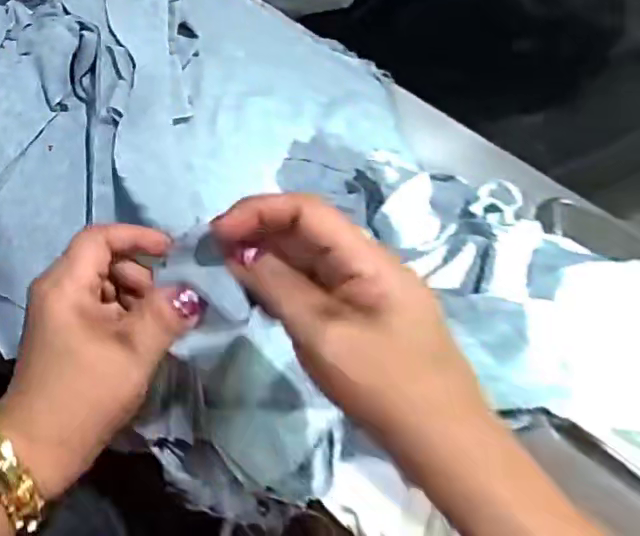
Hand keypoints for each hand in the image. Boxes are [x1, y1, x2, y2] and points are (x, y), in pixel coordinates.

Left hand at [0, 224, 201, 497]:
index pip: (96, 238)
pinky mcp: (63, 328)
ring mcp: (56, 307)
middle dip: (138, 274)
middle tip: (168, 307)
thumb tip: (190, 289)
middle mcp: (54, 286)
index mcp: (62, 281)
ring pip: (100, 283)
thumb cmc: (86, 387)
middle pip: (99, 259)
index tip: (174, 249)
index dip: (134, 236)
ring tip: (157, 328)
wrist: (43, 434)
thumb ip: (162, 315)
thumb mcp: (132, 351)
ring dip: (133, 296)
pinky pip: (95, 304)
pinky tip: (141, 339)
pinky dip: (121, 312)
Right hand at [210, 194, 492, 455]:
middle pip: (300, 226)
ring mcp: (360, 289)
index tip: (218, 233)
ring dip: (257, 253)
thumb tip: (236, 250)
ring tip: (226, 271)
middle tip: (213, 251)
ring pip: (297, 251)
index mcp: (371, 263)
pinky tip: (252, 293)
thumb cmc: (386, 385)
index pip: (306, 210)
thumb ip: (275, 283)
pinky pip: (302, 277)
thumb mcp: (322, 331)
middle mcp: (367, 266)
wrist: (447, 451)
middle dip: (252, 230)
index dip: (256, 210)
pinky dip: (270, 276)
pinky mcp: (350, 309)